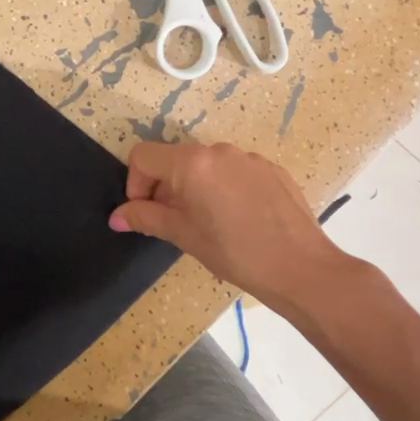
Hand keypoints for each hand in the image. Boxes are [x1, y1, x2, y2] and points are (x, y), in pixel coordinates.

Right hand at [110, 141, 354, 308]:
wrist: (303, 269)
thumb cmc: (235, 252)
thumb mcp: (183, 236)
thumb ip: (146, 218)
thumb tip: (116, 217)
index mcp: (191, 163)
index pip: (143, 156)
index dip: (135, 183)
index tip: (146, 212)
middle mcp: (217, 151)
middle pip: (174, 159)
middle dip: (166, 187)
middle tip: (175, 221)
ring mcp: (248, 158)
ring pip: (205, 166)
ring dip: (195, 187)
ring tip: (209, 222)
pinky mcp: (271, 170)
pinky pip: (234, 172)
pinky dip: (224, 188)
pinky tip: (239, 219)